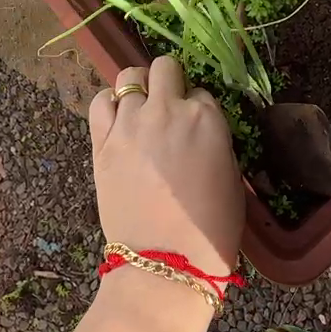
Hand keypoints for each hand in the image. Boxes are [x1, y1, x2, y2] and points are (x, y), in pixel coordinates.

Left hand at [87, 56, 243, 276]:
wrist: (167, 263)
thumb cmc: (211, 229)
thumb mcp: (230, 176)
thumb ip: (214, 140)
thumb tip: (200, 131)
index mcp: (205, 118)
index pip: (200, 92)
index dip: (197, 108)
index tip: (193, 127)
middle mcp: (167, 110)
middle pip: (165, 68)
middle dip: (169, 82)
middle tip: (168, 106)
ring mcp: (131, 123)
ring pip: (129, 76)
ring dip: (138, 89)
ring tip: (140, 110)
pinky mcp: (102, 141)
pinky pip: (100, 101)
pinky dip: (110, 103)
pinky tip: (117, 119)